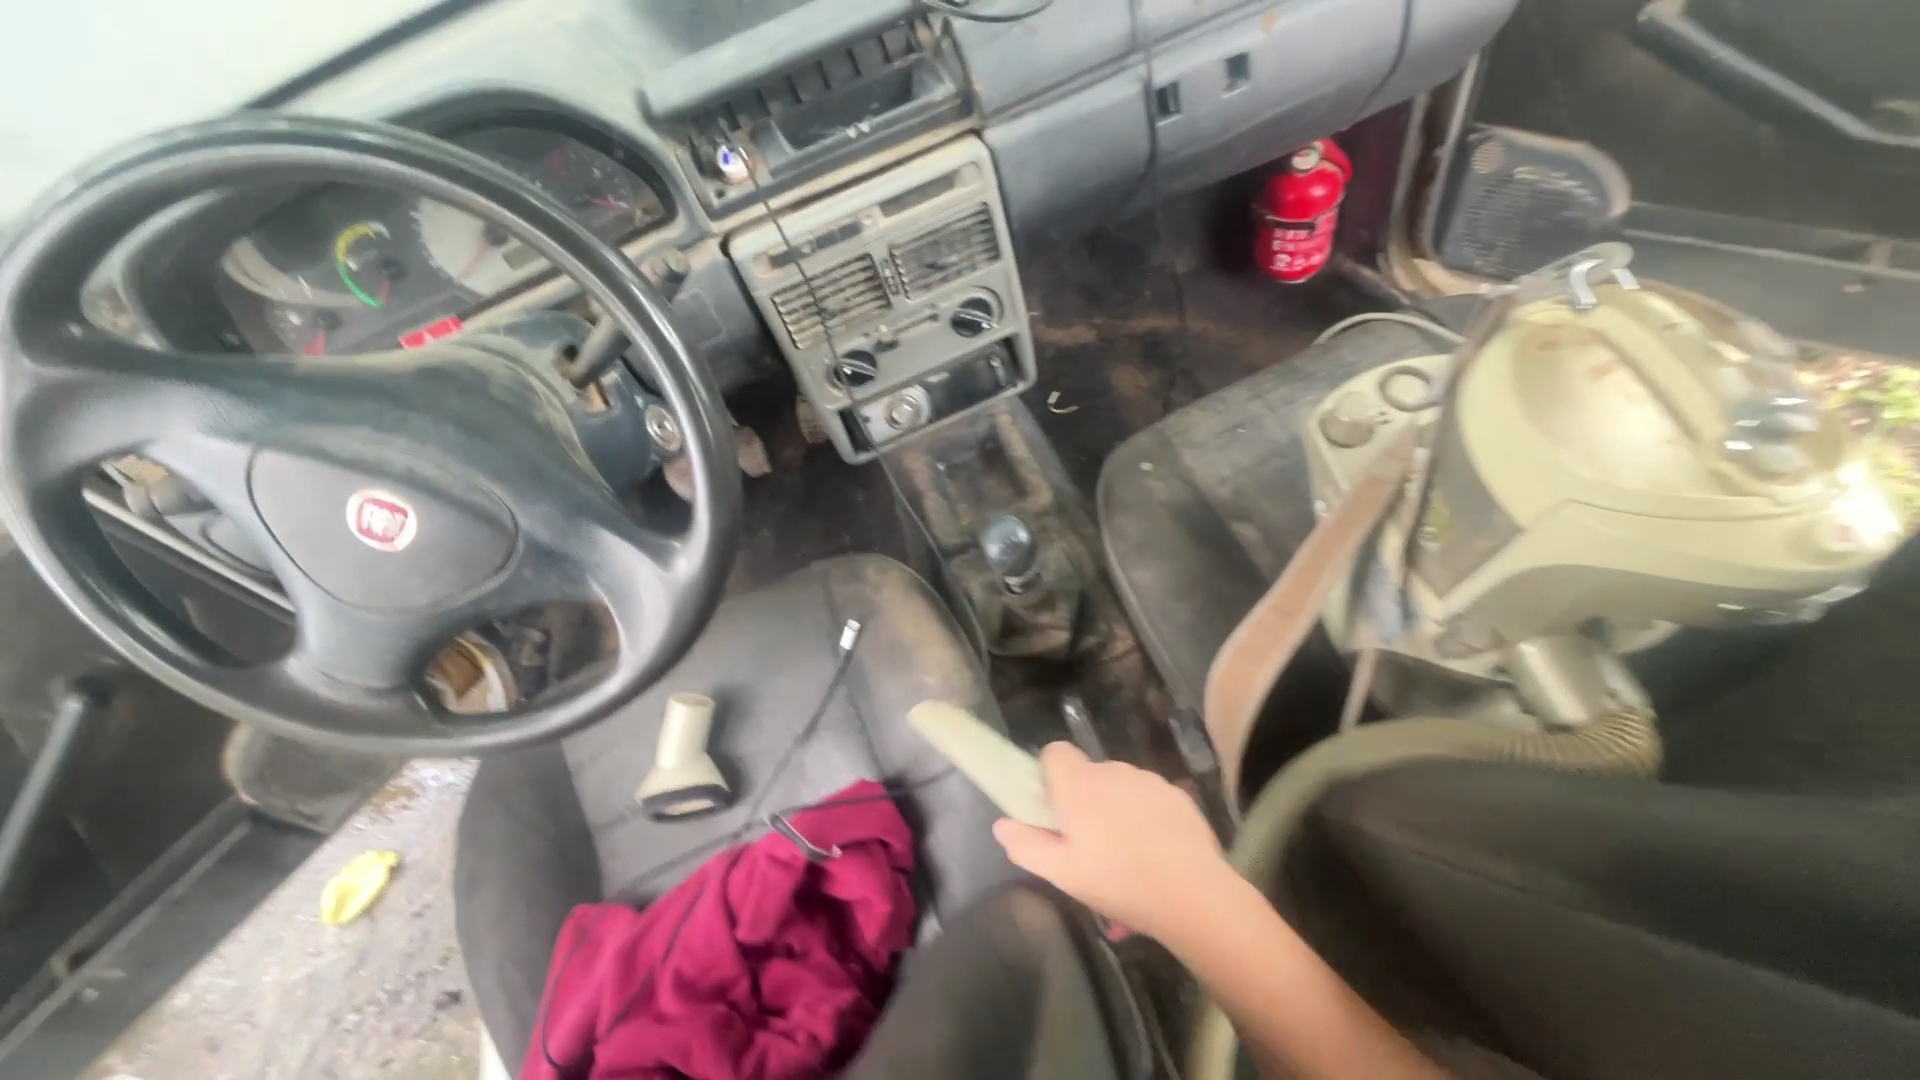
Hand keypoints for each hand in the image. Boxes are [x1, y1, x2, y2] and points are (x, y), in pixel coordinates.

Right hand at [992, 743, 1232, 942]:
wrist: (1193, 895)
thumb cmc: (1118, 882)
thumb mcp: (1063, 874)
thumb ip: (1026, 845)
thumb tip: (1001, 824)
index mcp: (1079, 785)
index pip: (1055, 752)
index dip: (1050, 775)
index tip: (1055, 810)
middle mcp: (1112, 771)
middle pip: (1088, 773)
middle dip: (1084, 800)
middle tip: (1089, 844)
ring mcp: (1148, 780)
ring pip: (1119, 786)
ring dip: (1115, 807)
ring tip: (1125, 852)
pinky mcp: (1177, 794)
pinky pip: (1149, 796)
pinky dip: (1146, 815)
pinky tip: (1155, 851)